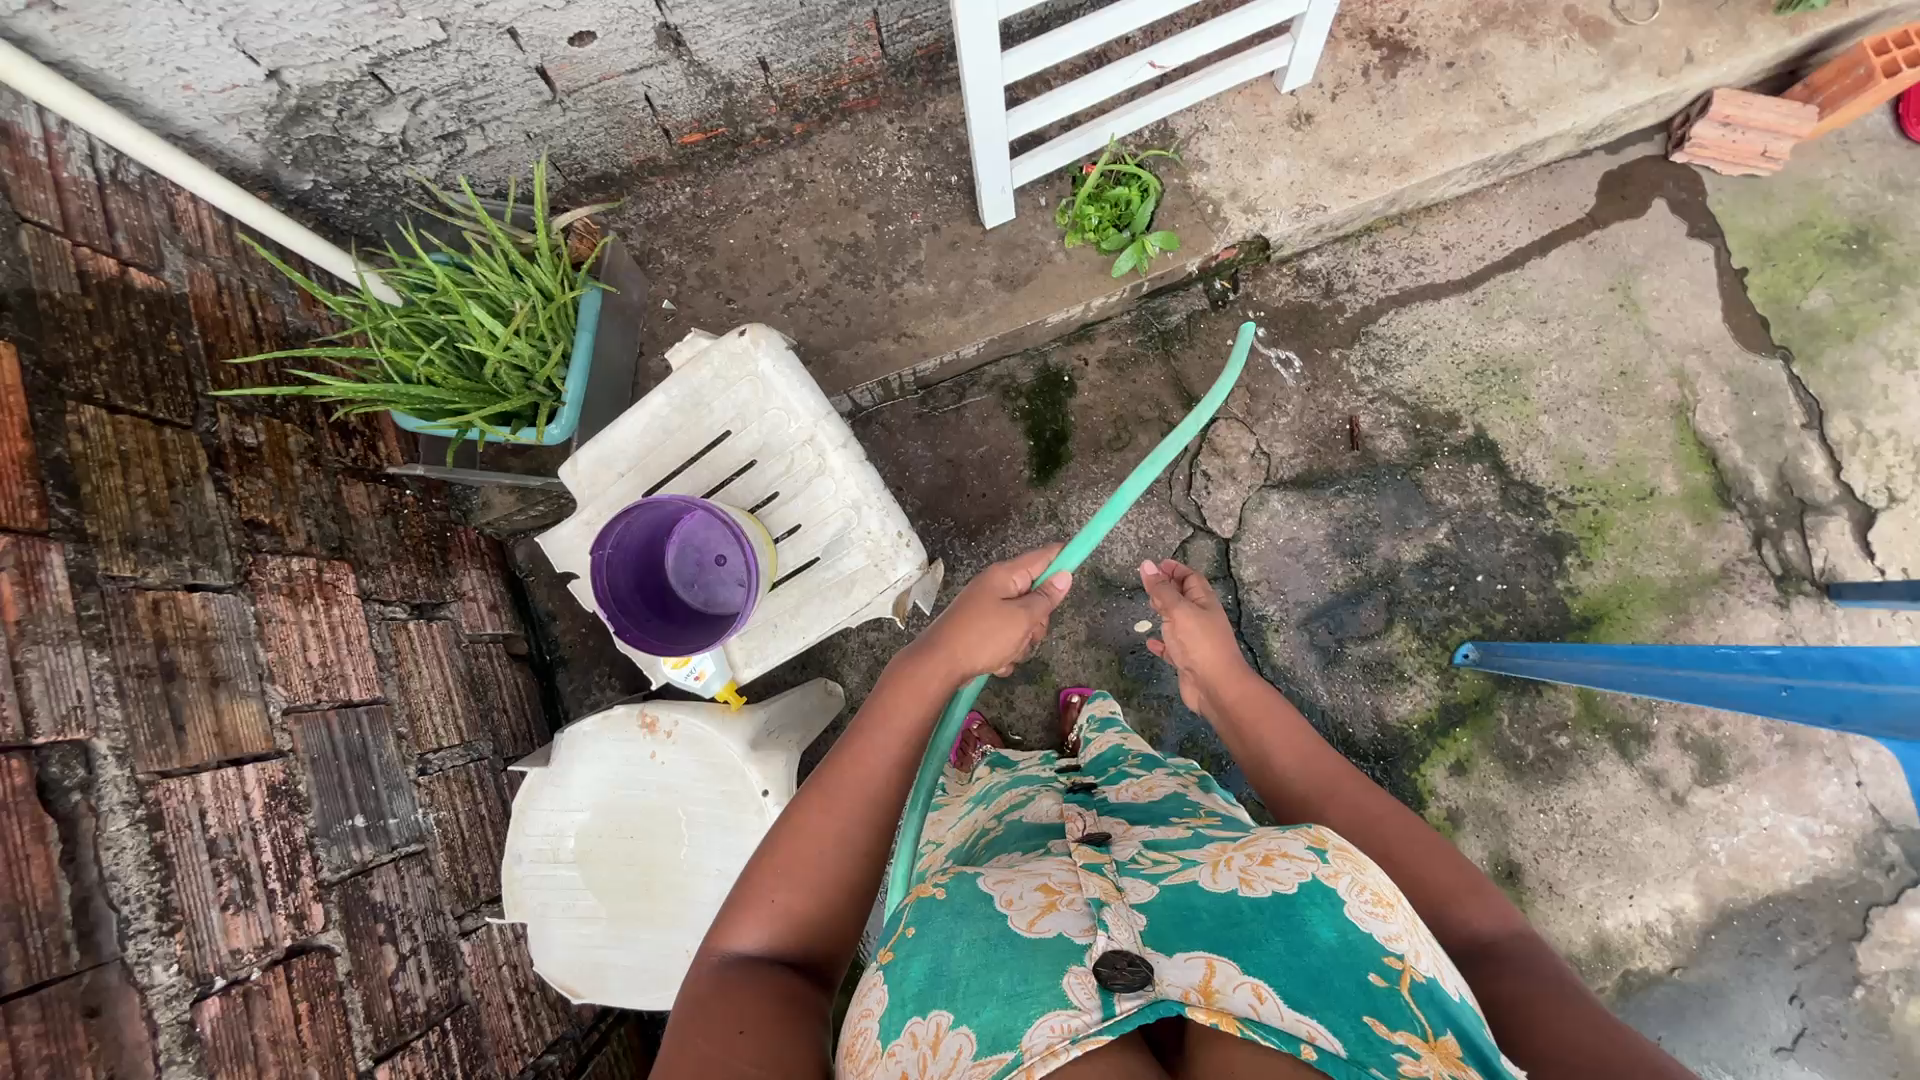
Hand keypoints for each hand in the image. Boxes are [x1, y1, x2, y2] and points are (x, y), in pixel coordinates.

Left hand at [907, 545, 1072, 684]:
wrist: (938, 665)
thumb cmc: (982, 637)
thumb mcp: (1021, 618)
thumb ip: (1045, 598)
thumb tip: (1065, 575)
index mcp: (1005, 576)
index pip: (1042, 557)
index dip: (1063, 558)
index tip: (1081, 563)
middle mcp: (996, 588)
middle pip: (1035, 596)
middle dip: (1038, 620)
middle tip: (1028, 632)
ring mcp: (987, 610)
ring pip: (1023, 622)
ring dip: (1021, 642)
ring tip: (1007, 652)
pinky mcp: (981, 631)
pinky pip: (1006, 639)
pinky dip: (1005, 653)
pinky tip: (995, 663)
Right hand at [1139, 559, 1252, 716]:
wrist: (1215, 687)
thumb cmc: (1199, 643)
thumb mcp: (1179, 610)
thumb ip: (1161, 589)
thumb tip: (1146, 564)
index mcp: (1204, 602)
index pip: (1190, 578)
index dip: (1175, 569)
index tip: (1156, 564)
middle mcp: (1200, 618)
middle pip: (1184, 597)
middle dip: (1167, 588)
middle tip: (1148, 583)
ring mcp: (1194, 640)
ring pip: (1177, 621)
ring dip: (1164, 612)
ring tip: (1148, 606)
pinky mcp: (1186, 660)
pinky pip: (1172, 647)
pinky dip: (1161, 643)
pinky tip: (1150, 642)